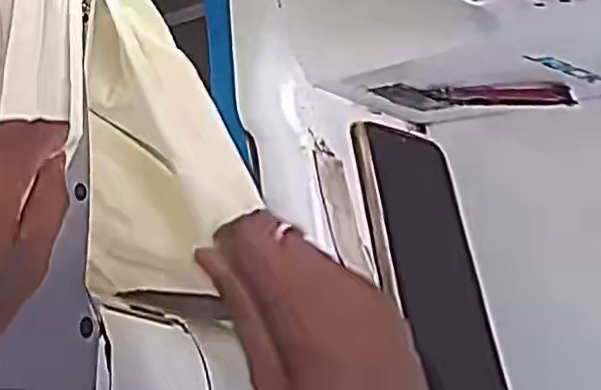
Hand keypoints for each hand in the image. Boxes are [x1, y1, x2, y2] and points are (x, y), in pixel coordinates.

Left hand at [0, 120, 69, 389]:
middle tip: (36, 192)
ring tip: (7, 204)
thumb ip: (54, 196)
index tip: (60, 156)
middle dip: (31, 153)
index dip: (57, 145)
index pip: (42, 131)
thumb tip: (55, 168)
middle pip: (18, 130)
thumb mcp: (34, 256)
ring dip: (6, 157)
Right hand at [197, 211, 427, 389]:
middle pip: (283, 236)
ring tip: (282, 321)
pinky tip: (313, 330)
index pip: (255, 227)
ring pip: (309, 253)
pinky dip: (320, 290)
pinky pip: (339, 277)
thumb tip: (215, 264)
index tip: (221, 255)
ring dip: (290, 272)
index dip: (232, 238)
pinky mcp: (385, 310)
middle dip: (261, 255)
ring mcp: (366, 296)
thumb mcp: (265, 377)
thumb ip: (239, 307)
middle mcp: (337, 284)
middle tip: (244, 287)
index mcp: (300, 296)